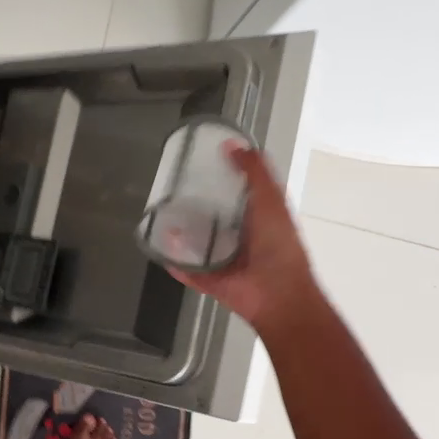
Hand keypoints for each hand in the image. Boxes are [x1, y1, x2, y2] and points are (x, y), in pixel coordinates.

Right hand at [168, 144, 321, 333]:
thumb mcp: (271, 199)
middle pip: (215, 219)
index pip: (237, 194)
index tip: (198, 164)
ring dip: (182, 233)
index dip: (220, 178)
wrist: (276, 294)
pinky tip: (159, 247)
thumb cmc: (278, 244)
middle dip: (196, 206)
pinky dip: (175, 262)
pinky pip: (188, 270)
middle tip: (171, 190)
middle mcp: (243, 239)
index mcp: (260, 218)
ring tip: (160, 215)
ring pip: (199, 244)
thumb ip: (255, 172)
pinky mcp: (211, 281)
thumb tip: (233, 144)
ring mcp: (226, 262)